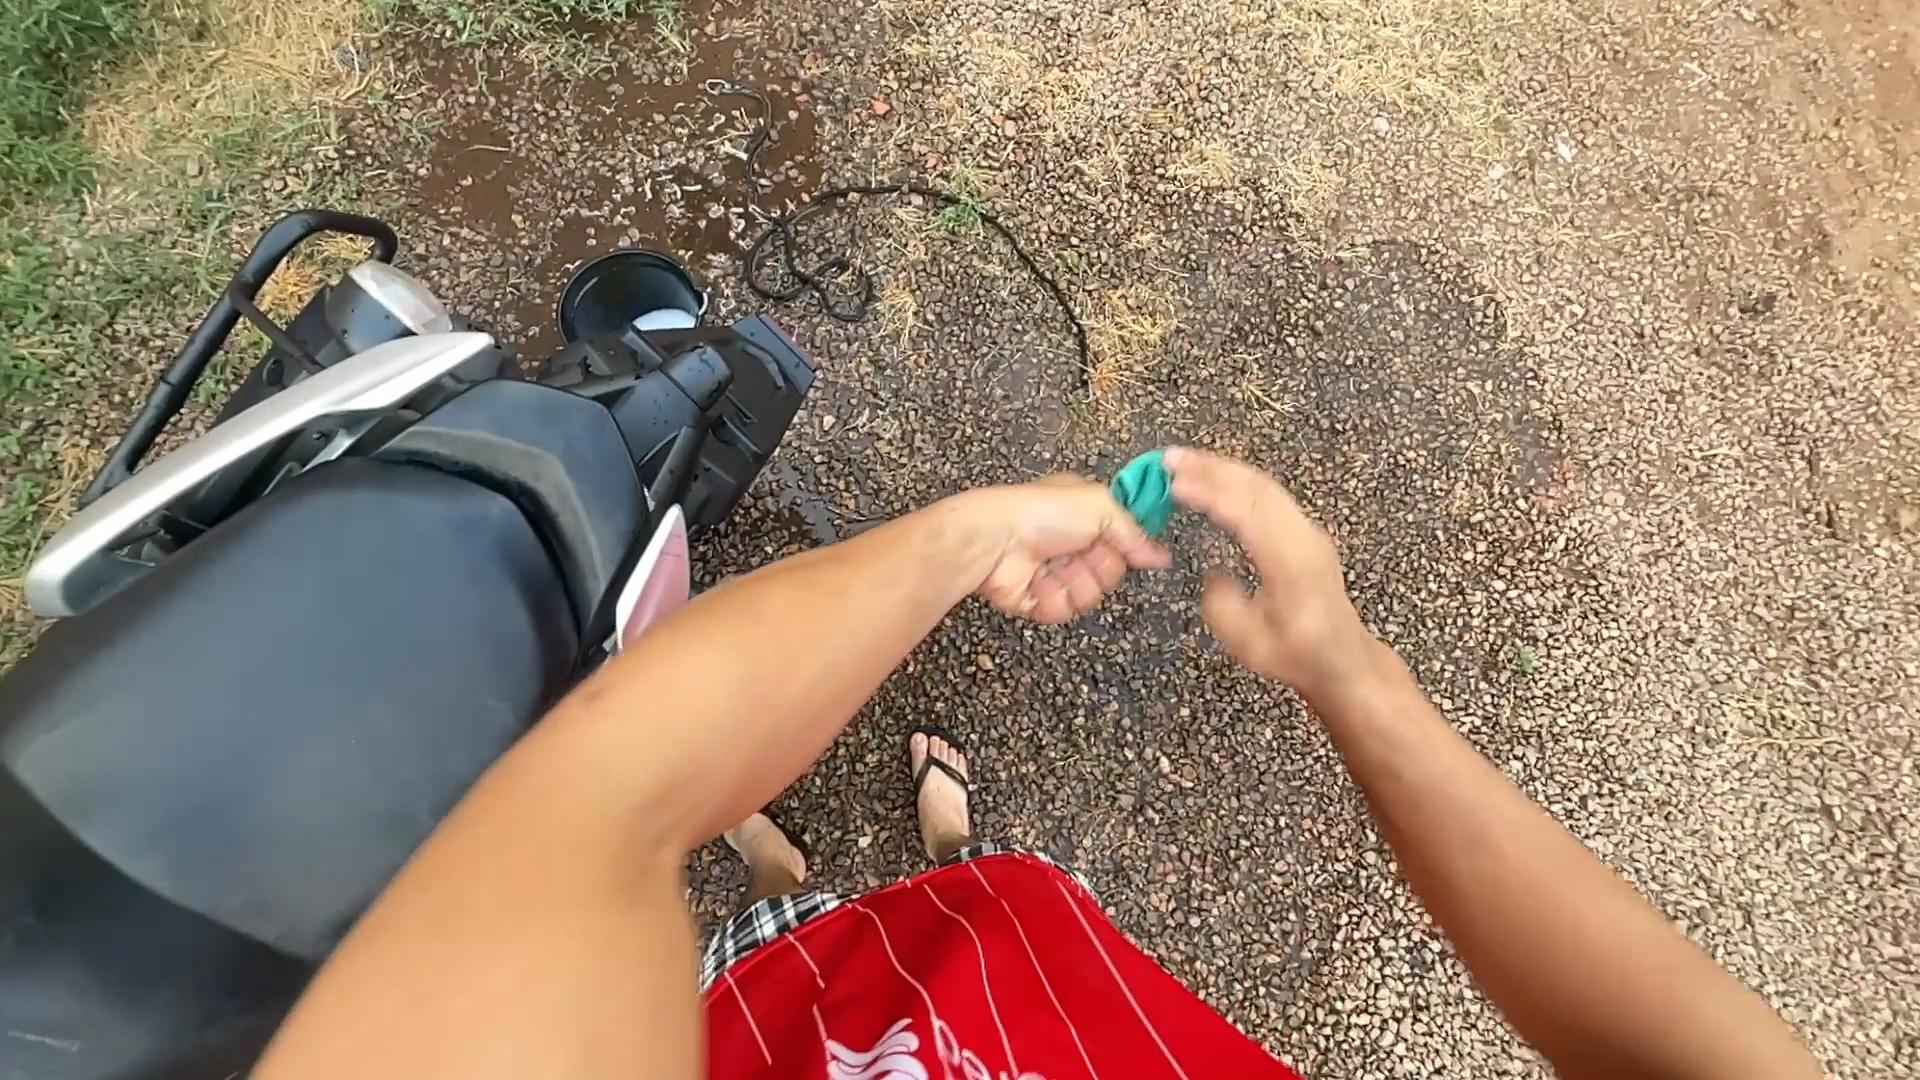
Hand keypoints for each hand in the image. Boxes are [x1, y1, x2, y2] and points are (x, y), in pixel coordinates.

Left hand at [946, 476, 1169, 622]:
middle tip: (1082, 553)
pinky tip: (1039, 583)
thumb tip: (1161, 555)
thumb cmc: (1041, 512)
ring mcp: (1053, 571)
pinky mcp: (1036, 598)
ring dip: (1076, 583)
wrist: (996, 539)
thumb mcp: (1100, 506)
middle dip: (1099, 566)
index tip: (1132, 550)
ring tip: (1056, 568)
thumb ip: (1134, 531)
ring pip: (1088, 596)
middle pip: (1110, 573)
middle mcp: (1070, 542)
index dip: (1129, 548)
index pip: (1124, 540)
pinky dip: (1053, 599)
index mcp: (1085, 514)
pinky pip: (1062, 611)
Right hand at [1160, 447, 1371, 693]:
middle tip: (1170, 458)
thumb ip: (1222, 604)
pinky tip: (1214, 475)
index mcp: (1291, 564)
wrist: (1342, 657)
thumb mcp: (1247, 643)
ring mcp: (1307, 530)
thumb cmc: (1295, 654)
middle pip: (1257, 488)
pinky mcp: (1302, 530)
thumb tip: (1213, 572)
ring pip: (1264, 485)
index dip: (1211, 495)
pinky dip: (1236, 478)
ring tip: (1184, 459)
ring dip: (1223, 468)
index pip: (1249, 516)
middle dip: (1212, 468)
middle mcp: (1304, 537)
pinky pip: (1269, 493)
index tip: (1175, 483)